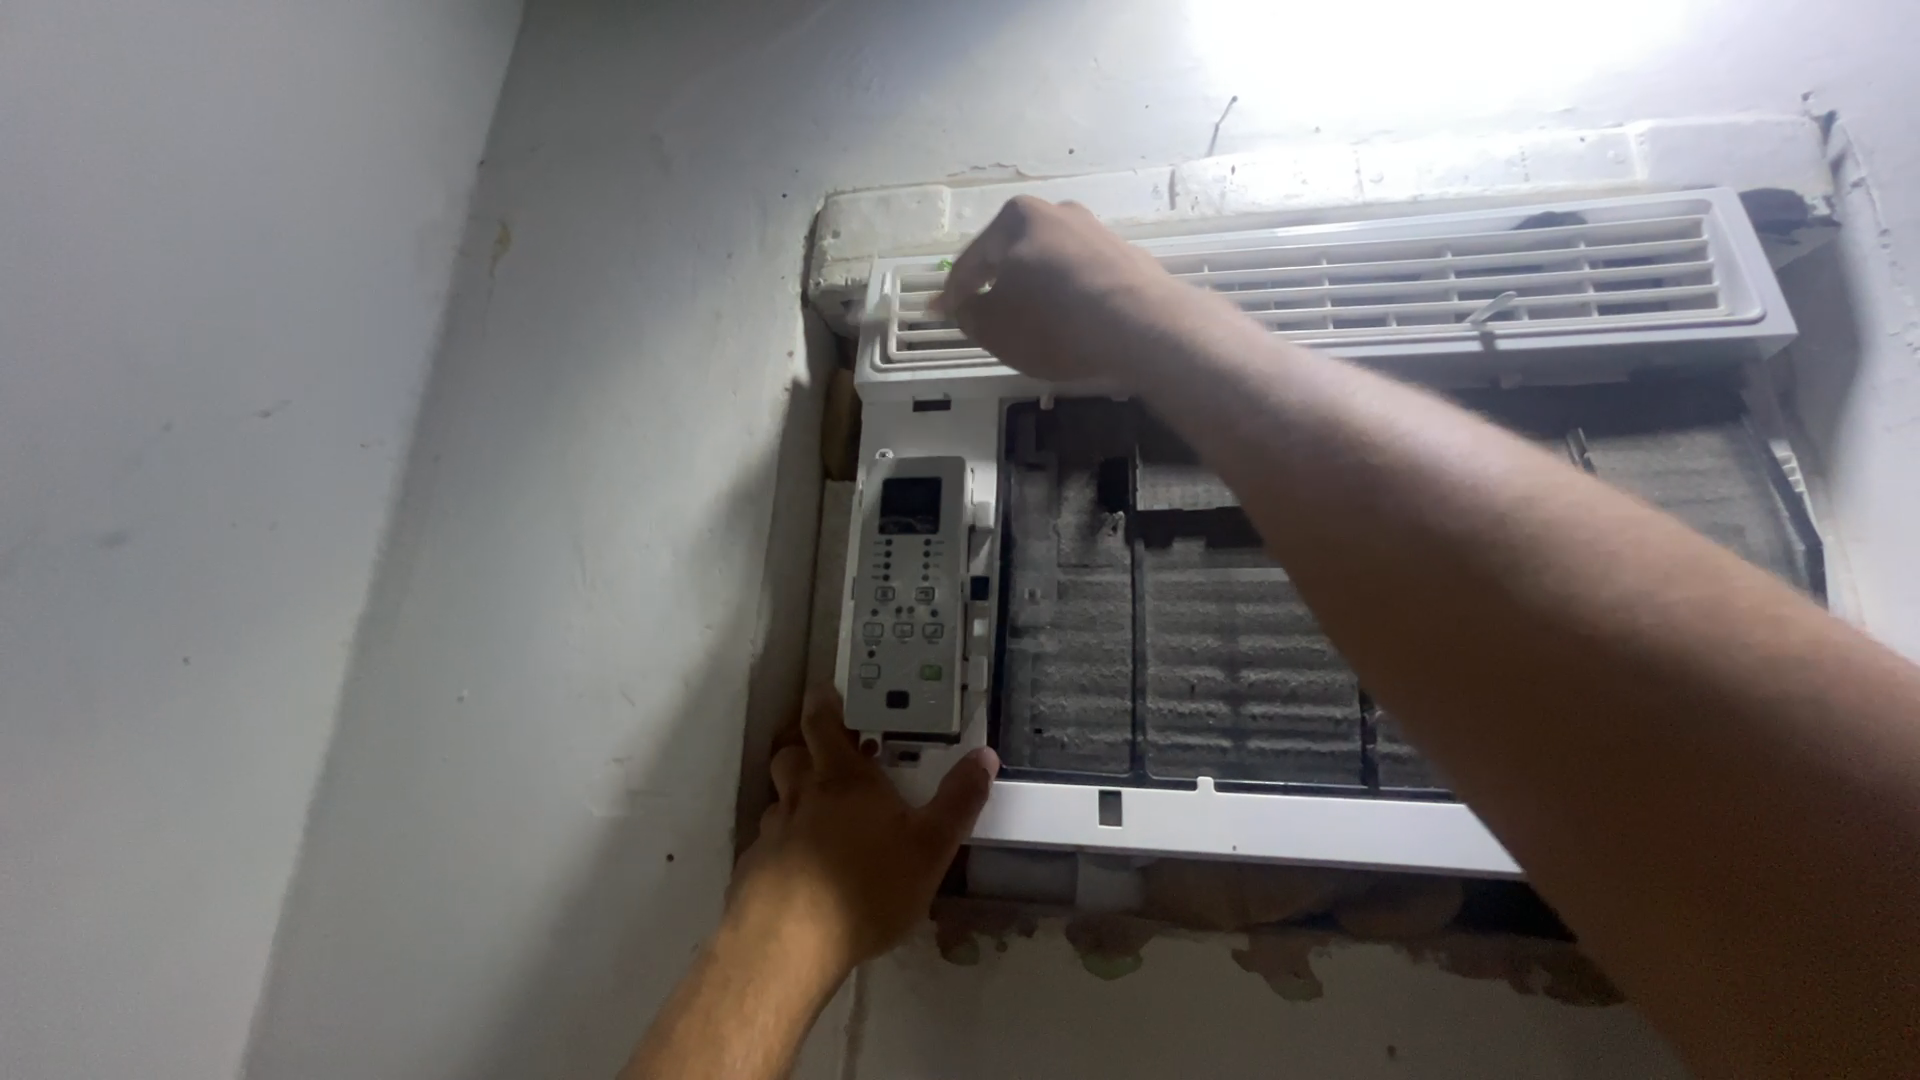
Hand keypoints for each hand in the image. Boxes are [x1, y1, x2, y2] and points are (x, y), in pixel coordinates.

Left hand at [727, 685, 998, 977]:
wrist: (788, 946)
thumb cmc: (867, 886)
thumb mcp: (931, 846)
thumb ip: (959, 801)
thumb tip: (985, 754)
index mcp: (843, 780)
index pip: (822, 724)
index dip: (822, 703)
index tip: (824, 690)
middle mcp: (802, 796)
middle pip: (791, 755)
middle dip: (805, 748)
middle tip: (829, 755)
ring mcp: (773, 833)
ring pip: (779, 800)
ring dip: (795, 797)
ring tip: (820, 816)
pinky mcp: (755, 871)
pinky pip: (769, 845)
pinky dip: (784, 845)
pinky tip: (802, 871)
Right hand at [934, 196, 1207, 385]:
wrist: (1141, 327)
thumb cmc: (1052, 323)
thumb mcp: (992, 328)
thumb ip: (969, 315)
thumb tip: (967, 306)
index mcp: (1016, 220)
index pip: (971, 262)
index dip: (952, 295)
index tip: (939, 315)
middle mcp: (1058, 214)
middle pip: (1014, 258)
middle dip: (998, 288)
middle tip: (985, 318)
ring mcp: (1098, 233)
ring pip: (1050, 269)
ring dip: (1036, 294)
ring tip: (1031, 327)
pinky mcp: (1128, 260)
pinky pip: (1084, 283)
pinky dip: (1070, 302)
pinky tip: (1071, 327)